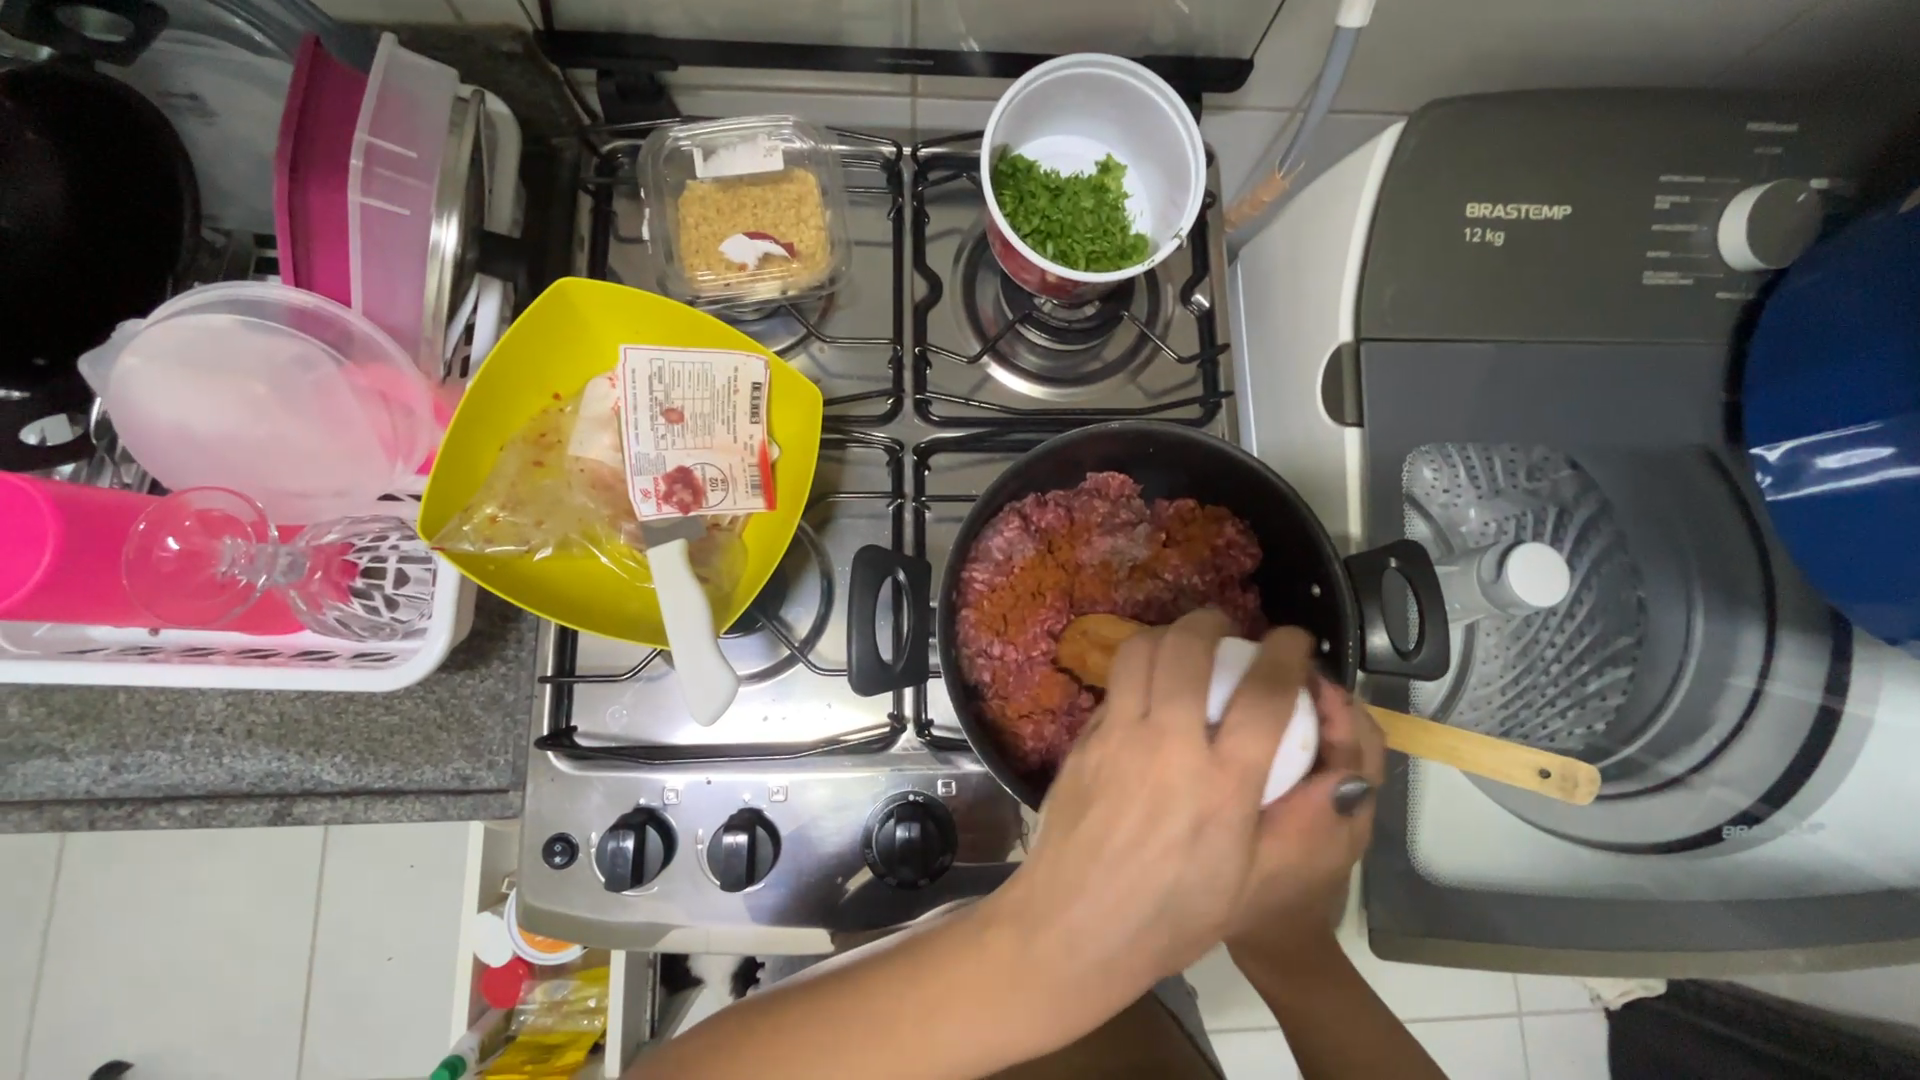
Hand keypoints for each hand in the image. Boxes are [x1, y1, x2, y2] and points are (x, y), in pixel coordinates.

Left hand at [976, 609, 1317, 1021]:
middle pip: (1188, 648)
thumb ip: (1302, 822)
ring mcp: (1116, 738)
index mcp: (1222, 783)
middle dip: (1212, 622)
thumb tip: (1341, 774)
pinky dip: (1136, 673)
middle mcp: (1167, 745)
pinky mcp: (1082, 742)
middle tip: (1227, 628)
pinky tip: (1146, 694)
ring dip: (1168, 635)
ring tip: (1185, 645)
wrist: (1075, 926)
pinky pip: (1113, 687)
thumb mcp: (1256, 882)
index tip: (1295, 640)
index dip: (1287, 653)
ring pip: (1139, 652)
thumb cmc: (1172, 915)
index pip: (1265, 692)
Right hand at [1225, 673, 1385, 971]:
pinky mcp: (1325, 806)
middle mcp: (1353, 799)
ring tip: (1267, 689)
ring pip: (1345, 740)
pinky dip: (1305, 731)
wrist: (1281, 947)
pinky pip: (1325, 754)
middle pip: (1357, 731)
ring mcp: (1342, 803)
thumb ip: (1262, 803)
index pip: (1355, 738)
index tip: (1286, 670)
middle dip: (1324, 695)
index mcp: (1345, 806)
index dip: (1328, 700)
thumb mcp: (1249, 853)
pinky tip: (1261, 725)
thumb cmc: (1262, 903)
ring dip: (1316, 711)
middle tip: (1272, 671)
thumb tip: (1256, 739)